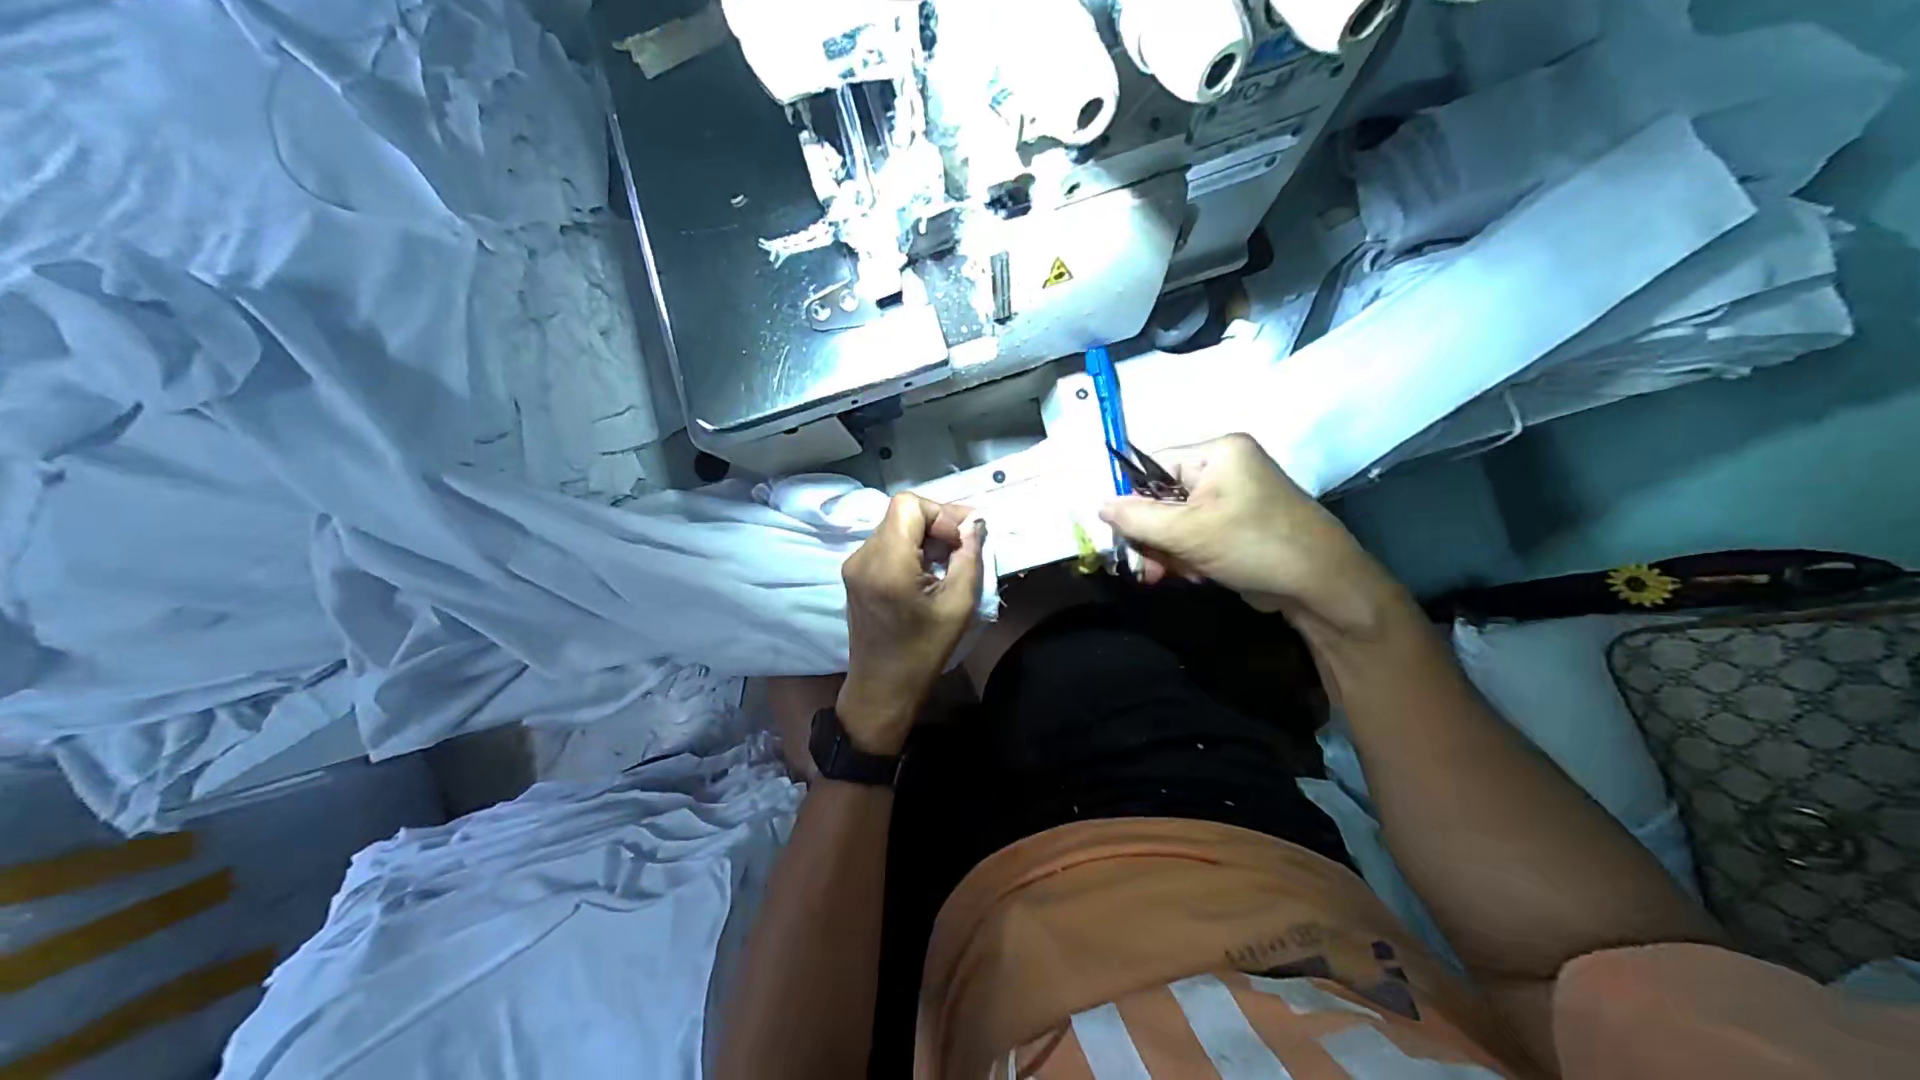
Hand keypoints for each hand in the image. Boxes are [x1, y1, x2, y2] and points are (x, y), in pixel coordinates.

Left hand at [837, 494, 985, 754]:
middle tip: (962, 547)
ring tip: (946, 562)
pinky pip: (885, 544)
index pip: (909, 505)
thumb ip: (968, 556)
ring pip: (893, 527)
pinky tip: (926, 573)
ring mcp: (854, 565)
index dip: (940, 513)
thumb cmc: (924, 651)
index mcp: (887, 562)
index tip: (962, 539)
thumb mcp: (958, 605)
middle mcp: (863, 556)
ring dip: (923, 536)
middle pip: (901, 513)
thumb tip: (974, 524)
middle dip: (935, 523)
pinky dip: (909, 549)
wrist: (882, 688)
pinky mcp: (854, 574)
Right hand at [1099, 433, 1404, 639]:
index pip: (1153, 465)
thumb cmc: (1253, 545)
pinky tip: (1195, 575)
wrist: (1321, 587)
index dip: (1132, 498)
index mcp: (1218, 452)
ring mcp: (1234, 498)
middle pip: (1162, 498)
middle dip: (1153, 536)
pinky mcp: (1238, 526)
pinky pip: (1195, 536)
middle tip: (1146, 568)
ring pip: (1176, 523)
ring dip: (1169, 552)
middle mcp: (1225, 468)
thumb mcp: (1187, 532)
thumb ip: (1136, 518)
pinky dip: (1189, 557)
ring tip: (1174, 575)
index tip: (1120, 532)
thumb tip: (1099, 505)